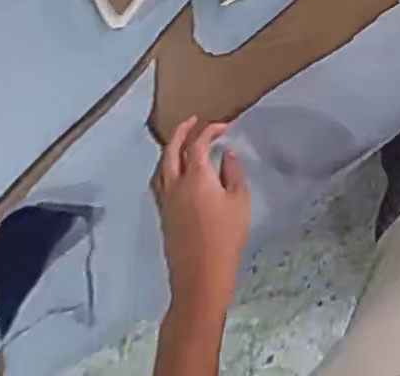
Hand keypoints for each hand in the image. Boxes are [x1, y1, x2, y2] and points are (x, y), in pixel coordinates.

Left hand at [153, 117, 250, 313]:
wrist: (200, 278)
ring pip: (161, 164)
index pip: (198, 143)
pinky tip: (174, 170)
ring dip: (171, 147)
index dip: (210, 129)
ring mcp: (165, 199)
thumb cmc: (225, 238)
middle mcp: (175, 183)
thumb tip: (226, 155)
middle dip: (182, 130)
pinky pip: (159, 179)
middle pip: (172, 149)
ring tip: (181, 141)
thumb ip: (232, 173)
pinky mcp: (163, 214)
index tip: (224, 126)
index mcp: (196, 176)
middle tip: (193, 120)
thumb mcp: (240, 202)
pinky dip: (165, 165)